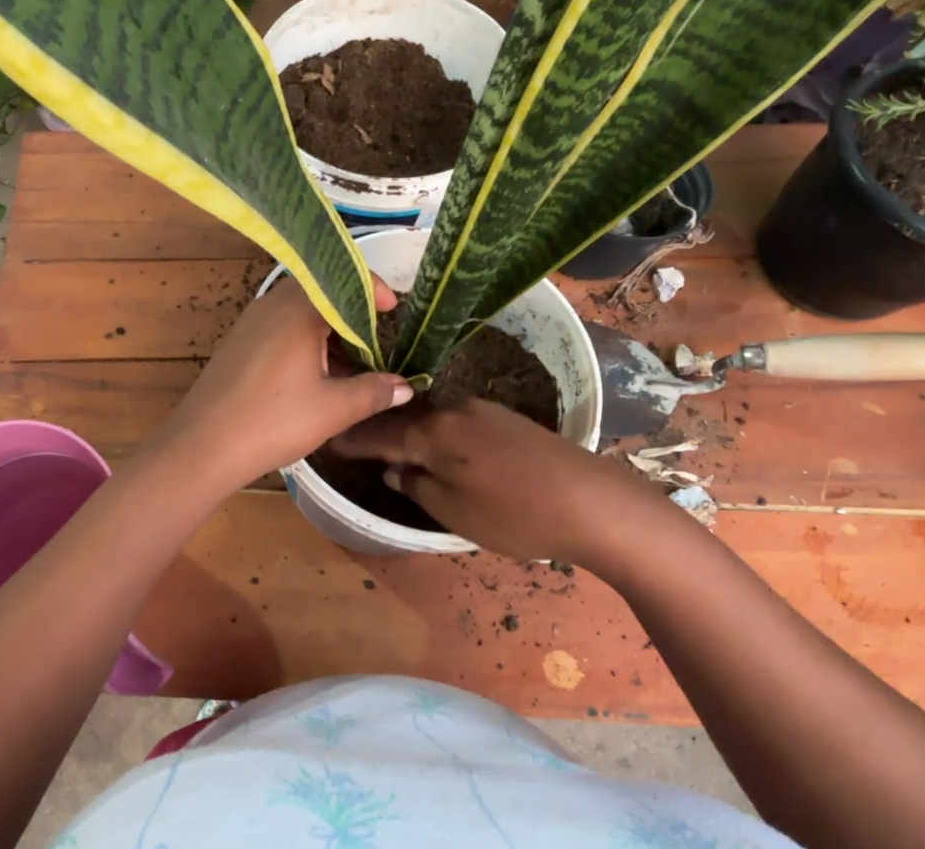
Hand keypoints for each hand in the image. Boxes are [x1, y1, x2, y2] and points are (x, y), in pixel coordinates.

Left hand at [152, 277, 411, 491]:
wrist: (203, 445)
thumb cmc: (272, 421)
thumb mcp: (333, 409)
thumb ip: (373, 392)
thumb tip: (405, 386)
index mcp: (298, 310)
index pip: (343, 279)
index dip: (374, 289)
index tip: (394, 310)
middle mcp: (272, 305)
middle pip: (320, 291)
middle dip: (352, 310)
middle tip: (377, 336)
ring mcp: (250, 322)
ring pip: (298, 310)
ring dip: (327, 327)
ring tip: (353, 359)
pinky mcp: (238, 343)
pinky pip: (279, 326)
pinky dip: (304, 338)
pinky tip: (316, 373)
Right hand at [331, 399, 665, 563]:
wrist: (596, 502)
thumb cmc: (516, 514)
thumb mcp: (455, 511)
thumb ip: (417, 486)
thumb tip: (394, 469)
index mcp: (433, 432)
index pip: (379, 432)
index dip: (353, 438)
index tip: (328, 438)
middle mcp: (453, 410)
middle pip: (404, 417)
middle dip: (377, 427)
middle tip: (351, 437)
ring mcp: (482, 410)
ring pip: (431, 417)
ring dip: (408, 429)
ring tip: (387, 441)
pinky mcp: (506, 418)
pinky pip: (455, 421)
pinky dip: (436, 432)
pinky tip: (434, 445)